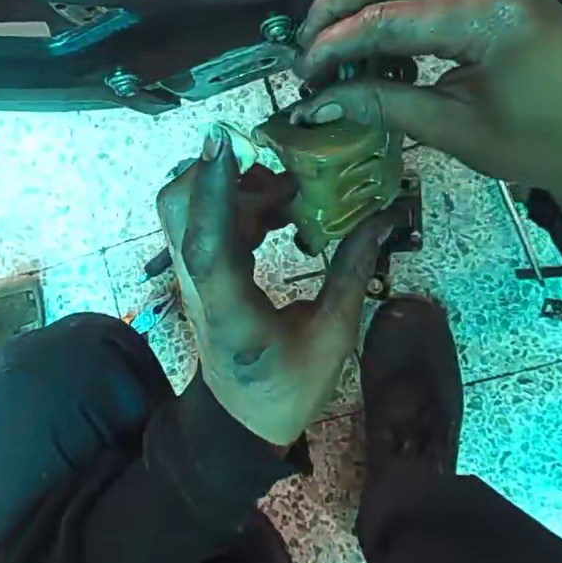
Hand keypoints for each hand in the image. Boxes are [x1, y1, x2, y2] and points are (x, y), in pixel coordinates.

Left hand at [157, 126, 396, 446]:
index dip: (215, 192)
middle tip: (277, 171)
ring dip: (233, 186)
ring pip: (188, 210)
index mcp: (229, 312)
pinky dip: (238, 203)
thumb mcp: (333, 335)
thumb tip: (382, 218)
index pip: (208, 245)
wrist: (242, 419)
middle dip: (220, 172)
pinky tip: (279, 213)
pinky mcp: (200, 272)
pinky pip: (206, 220)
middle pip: (179, 210)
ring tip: (288, 193)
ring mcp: (192, 278)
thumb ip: (353, 272)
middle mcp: (198, 287)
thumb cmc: (289, 386)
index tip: (227, 143)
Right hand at [293, 0, 561, 215]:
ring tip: (339, 16)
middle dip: (340, 0)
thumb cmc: (535, 147)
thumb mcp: (453, 130)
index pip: (388, 19)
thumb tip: (316, 100)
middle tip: (309, 39)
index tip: (304, 72)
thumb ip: (381, 104)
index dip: (335, 44)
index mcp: (491, 18)